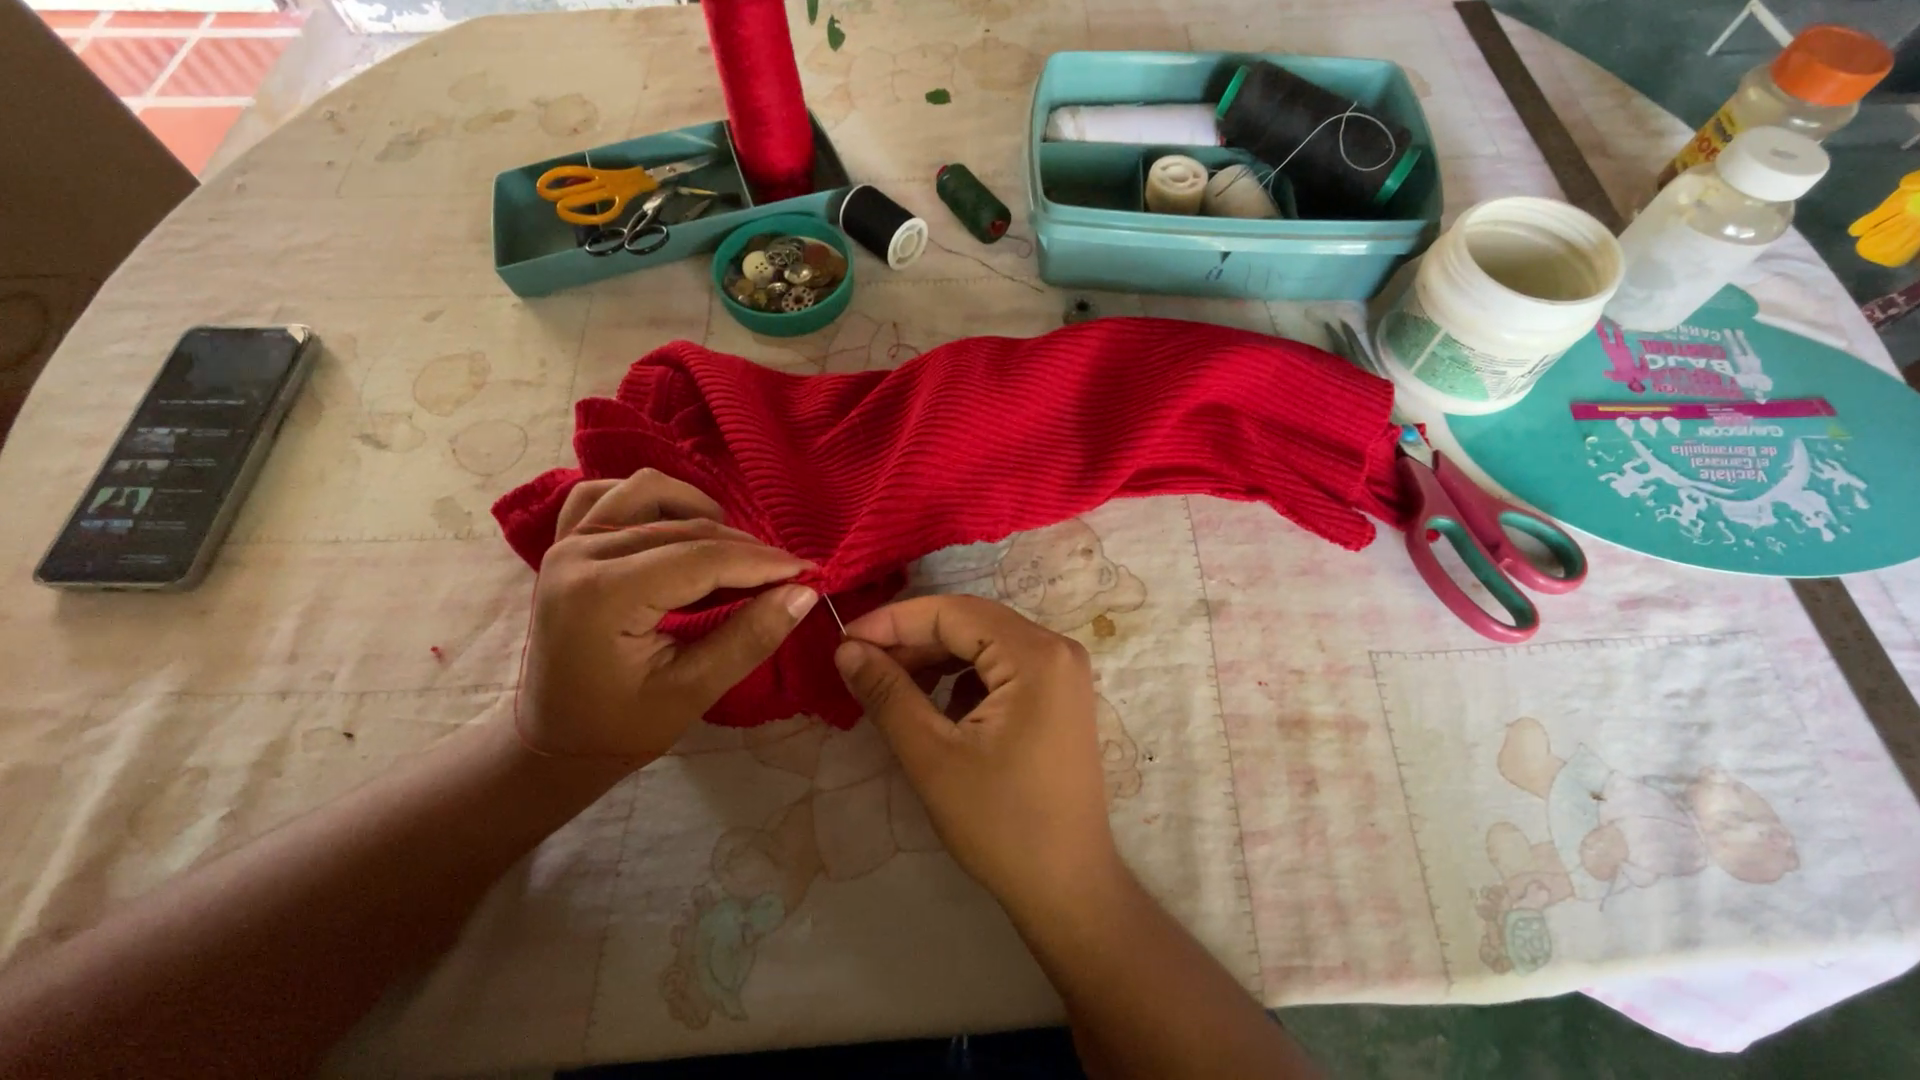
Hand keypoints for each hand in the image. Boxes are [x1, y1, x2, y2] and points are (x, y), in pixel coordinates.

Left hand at [516, 469, 817, 762]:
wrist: (555, 742)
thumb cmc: (619, 727)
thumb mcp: (692, 692)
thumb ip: (749, 638)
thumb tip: (803, 593)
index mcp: (603, 595)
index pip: (701, 558)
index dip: (762, 562)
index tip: (810, 573)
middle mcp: (580, 555)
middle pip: (683, 526)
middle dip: (744, 547)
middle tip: (786, 576)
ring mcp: (566, 544)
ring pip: (647, 491)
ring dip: (697, 511)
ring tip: (730, 552)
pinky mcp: (564, 545)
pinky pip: (606, 496)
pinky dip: (648, 501)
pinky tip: (675, 526)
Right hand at [832, 595, 1121, 913]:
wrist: (1067, 887)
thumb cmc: (1000, 823)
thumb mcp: (933, 756)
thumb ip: (888, 693)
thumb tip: (846, 648)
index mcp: (1036, 655)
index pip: (953, 612)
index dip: (893, 621)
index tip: (842, 640)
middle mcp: (1057, 650)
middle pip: (971, 623)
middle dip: (912, 641)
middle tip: (858, 665)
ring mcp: (1063, 674)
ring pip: (984, 645)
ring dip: (934, 660)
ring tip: (888, 687)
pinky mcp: (1058, 699)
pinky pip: (1001, 669)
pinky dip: (961, 679)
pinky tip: (932, 708)